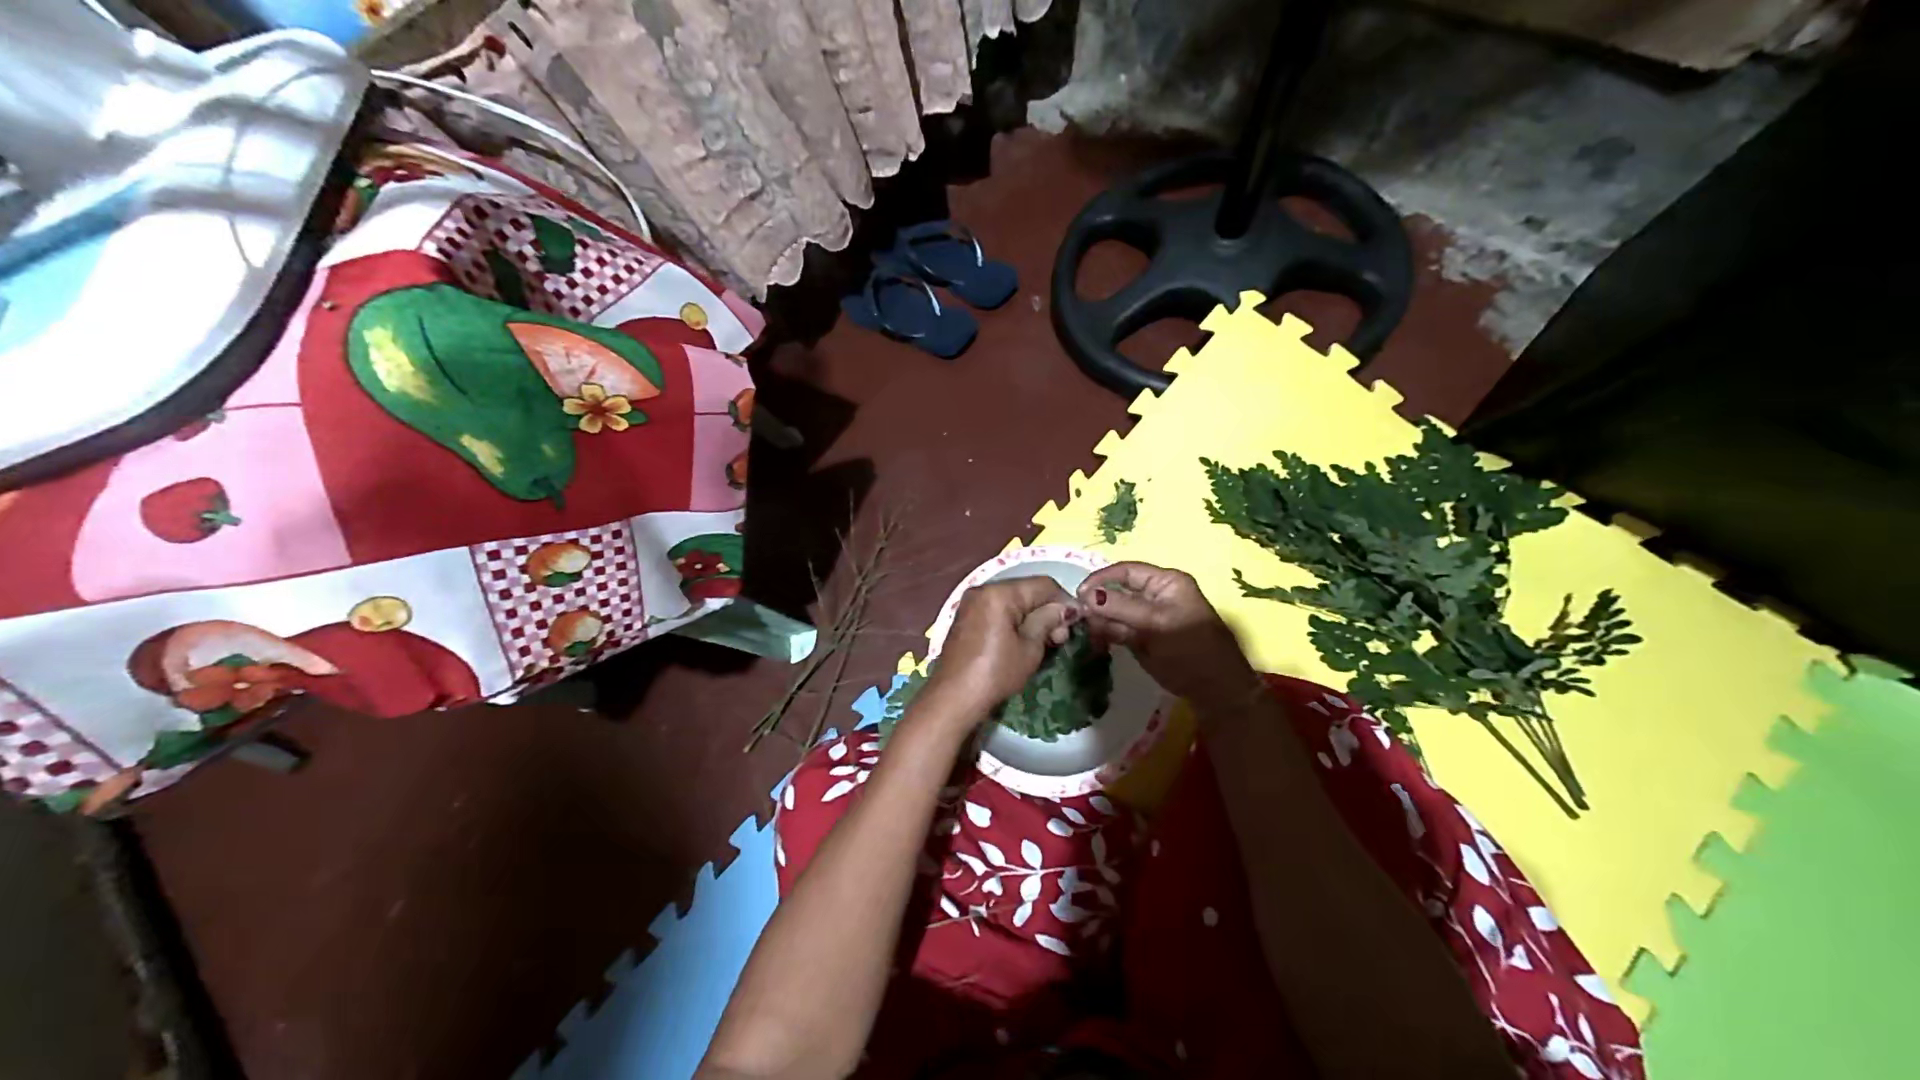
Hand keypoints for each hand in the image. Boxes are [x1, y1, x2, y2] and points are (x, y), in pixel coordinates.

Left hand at [922, 577, 1079, 723]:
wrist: (954, 698)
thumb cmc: (995, 673)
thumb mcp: (1030, 648)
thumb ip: (1048, 621)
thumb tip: (1066, 608)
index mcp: (999, 592)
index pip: (1043, 585)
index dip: (1065, 601)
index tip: (1078, 623)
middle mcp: (983, 590)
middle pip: (1027, 590)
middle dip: (1048, 610)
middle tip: (1061, 638)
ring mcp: (972, 603)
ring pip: (1013, 601)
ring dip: (1032, 617)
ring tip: (1046, 642)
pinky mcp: (967, 618)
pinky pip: (998, 611)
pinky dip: (1015, 621)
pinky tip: (1025, 641)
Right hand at [1077, 562, 1263, 713]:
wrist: (1216, 691)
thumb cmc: (1193, 650)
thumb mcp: (1158, 625)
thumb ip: (1122, 608)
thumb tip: (1086, 595)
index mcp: (1165, 583)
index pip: (1126, 571)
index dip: (1101, 580)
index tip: (1078, 594)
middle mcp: (1154, 596)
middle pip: (1117, 591)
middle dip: (1097, 603)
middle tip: (1077, 618)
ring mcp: (1147, 618)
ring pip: (1113, 612)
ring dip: (1098, 621)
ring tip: (1084, 632)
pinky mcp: (1141, 639)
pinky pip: (1117, 630)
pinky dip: (1104, 634)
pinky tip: (1093, 641)